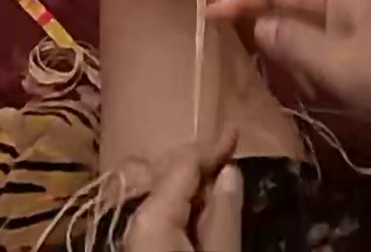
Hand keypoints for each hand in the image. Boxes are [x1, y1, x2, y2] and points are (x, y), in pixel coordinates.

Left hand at [122, 135, 242, 251]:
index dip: (213, 146)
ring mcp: (134, 238)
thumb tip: (230, 172)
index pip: (185, 163)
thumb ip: (224, 215)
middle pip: (172, 175)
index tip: (235, 131)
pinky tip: (200, 212)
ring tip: (219, 180)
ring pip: (168, 198)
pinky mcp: (138, 251)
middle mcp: (137, 219)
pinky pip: (162, 219)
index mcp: (153, 214)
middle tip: (229, 154)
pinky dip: (184, 208)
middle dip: (201, 164)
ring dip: (194, 187)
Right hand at [208, 0, 370, 123]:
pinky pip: (308, 29)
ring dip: (278, 37)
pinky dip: (297, 49)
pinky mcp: (347, 24)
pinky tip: (302, 73)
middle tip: (220, 30)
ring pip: (292, 14)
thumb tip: (257, 24)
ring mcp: (340, 5)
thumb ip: (293, 44)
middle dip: (252, 12)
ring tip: (265, 57)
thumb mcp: (336, 67)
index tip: (207, 13)